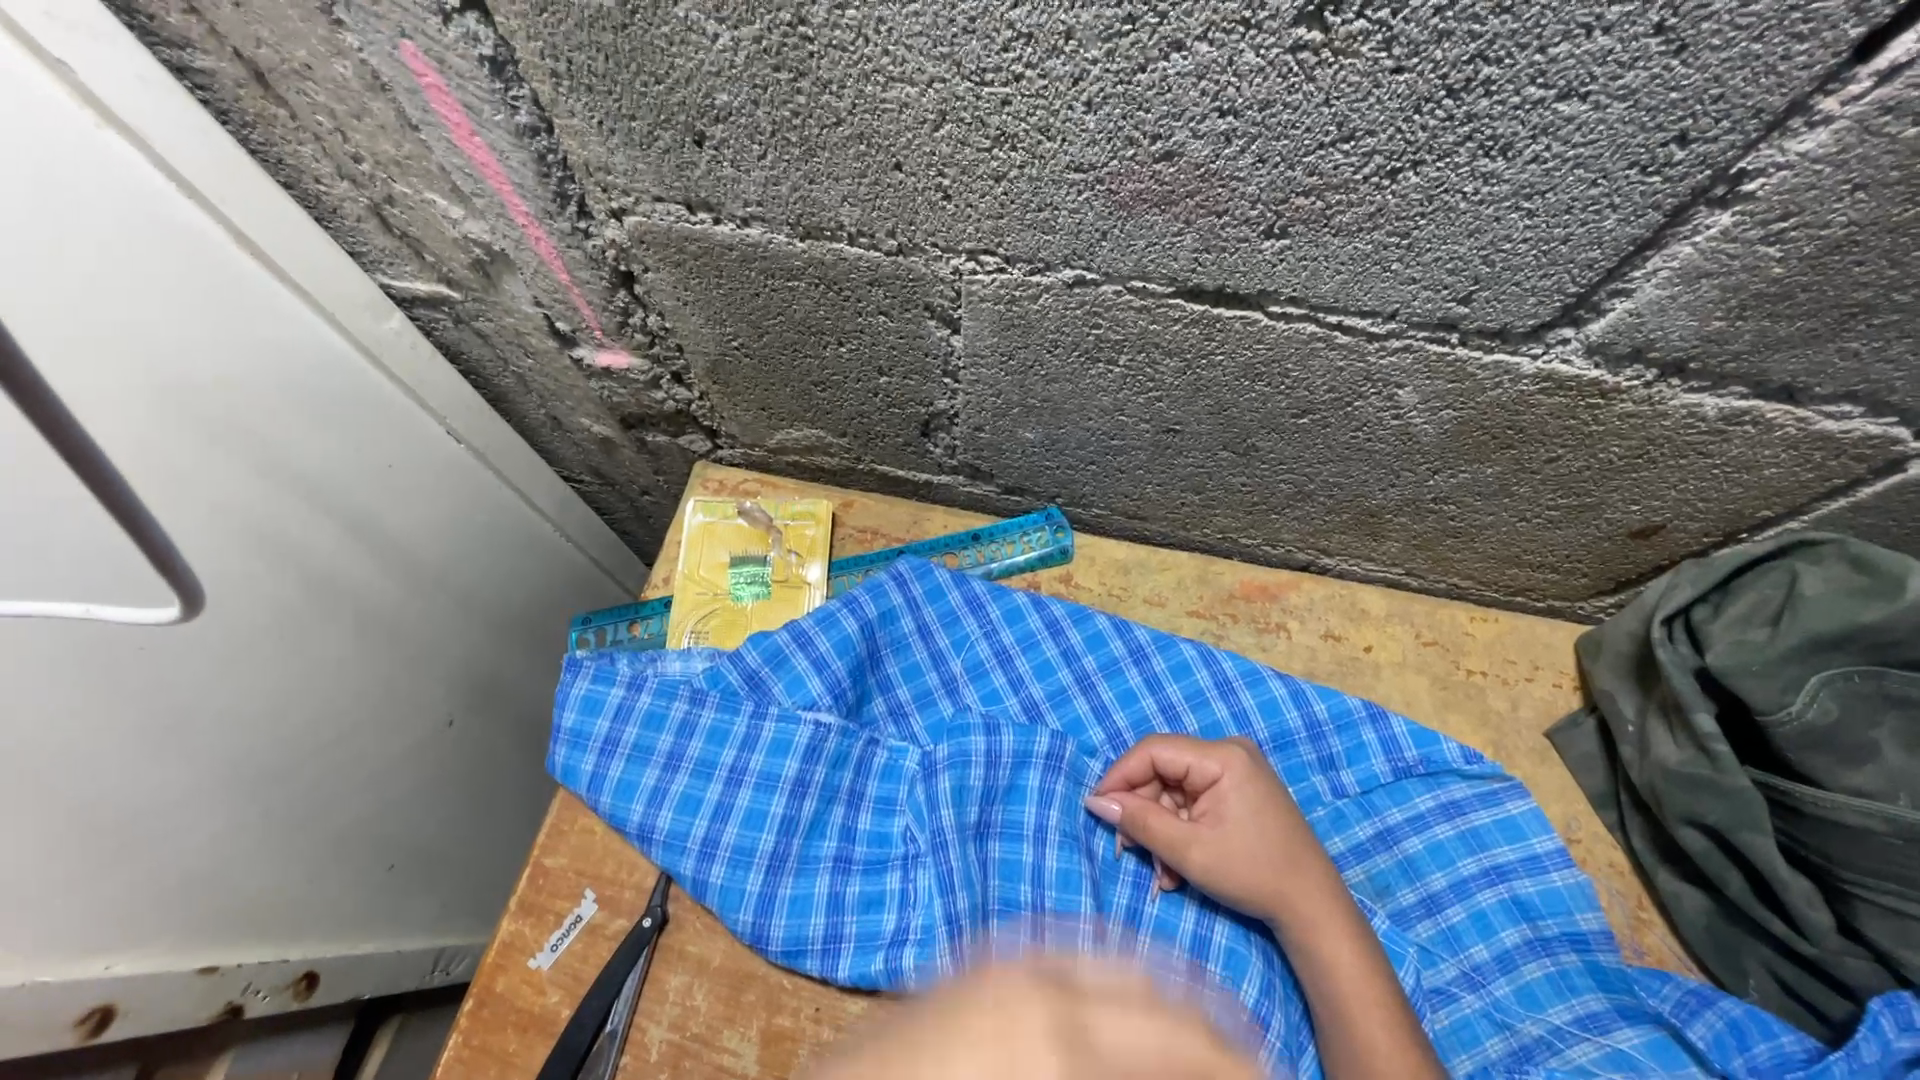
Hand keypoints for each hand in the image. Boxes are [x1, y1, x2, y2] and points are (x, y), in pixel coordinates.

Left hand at [805, 956, 1259, 1079]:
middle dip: (1213, 1027)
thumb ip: (1133, 1067)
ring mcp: (1007, 961)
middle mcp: (1041, 977)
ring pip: (1119, 962)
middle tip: (1246, 1056)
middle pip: (1162, 990)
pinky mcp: (981, 961)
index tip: (1270, 1072)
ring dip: (1165, 997)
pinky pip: (1069, 957)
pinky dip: (1111, 977)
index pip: (1187, 1040)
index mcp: (1061, 1032)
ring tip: (1197, 1035)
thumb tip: (1188, 1065)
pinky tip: (1122, 1008)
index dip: (1238, 1061)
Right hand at [1085, 735, 1337, 927]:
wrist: (1312, 906)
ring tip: (1162, 873)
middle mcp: (1228, 753)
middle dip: (1143, 813)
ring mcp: (1236, 771)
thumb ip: (1139, 821)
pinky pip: (1192, 801)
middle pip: (1162, 771)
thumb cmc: (1252, 874)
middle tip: (1130, 852)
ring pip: (1173, 790)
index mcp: (1222, 757)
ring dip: (1159, 829)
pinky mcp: (1238, 790)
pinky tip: (1177, 866)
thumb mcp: (1188, 851)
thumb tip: (1095, 802)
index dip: (1119, 777)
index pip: (1152, 750)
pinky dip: (1178, 830)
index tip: (1097, 809)